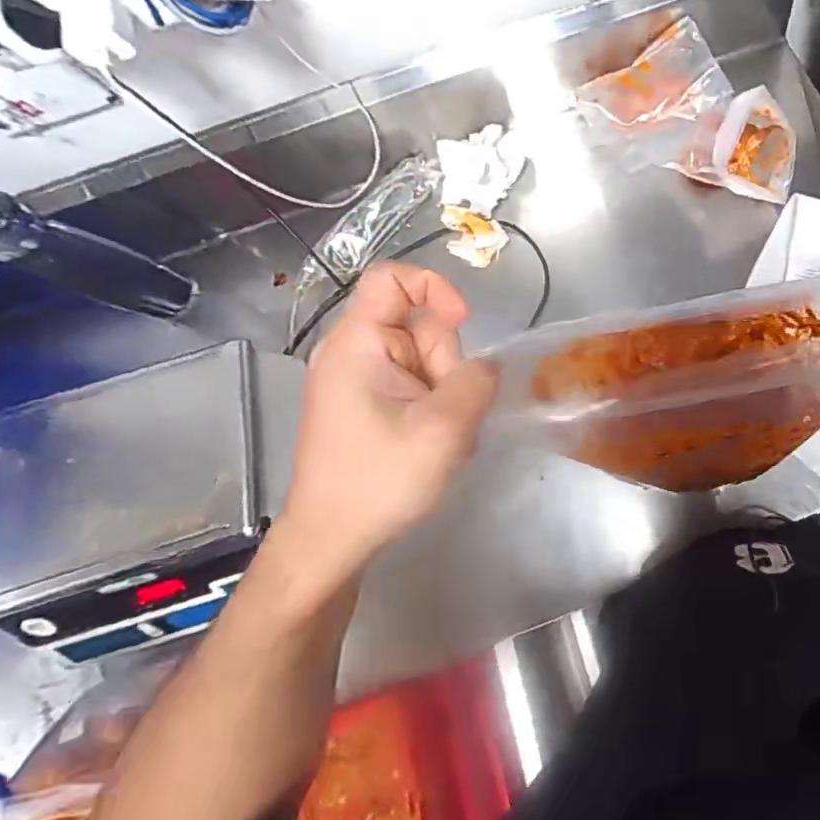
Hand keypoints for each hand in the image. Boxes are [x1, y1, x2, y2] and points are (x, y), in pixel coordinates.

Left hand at [275, 262, 494, 583]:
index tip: (463, 324)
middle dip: (447, 368)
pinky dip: (433, 415)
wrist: (332, 540)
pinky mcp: (368, 410)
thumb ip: (476, 383)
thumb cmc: (379, 481)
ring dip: (446, 400)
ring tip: (440, 443)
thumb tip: (487, 367)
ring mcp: (361, 385)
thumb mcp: (443, 429)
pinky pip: (415, 392)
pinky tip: (431, 450)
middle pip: (420, 329)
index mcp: (358, 344)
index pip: (391, 279)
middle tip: (444, 417)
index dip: (434, 288)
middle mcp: (354, 355)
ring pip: (425, 366)